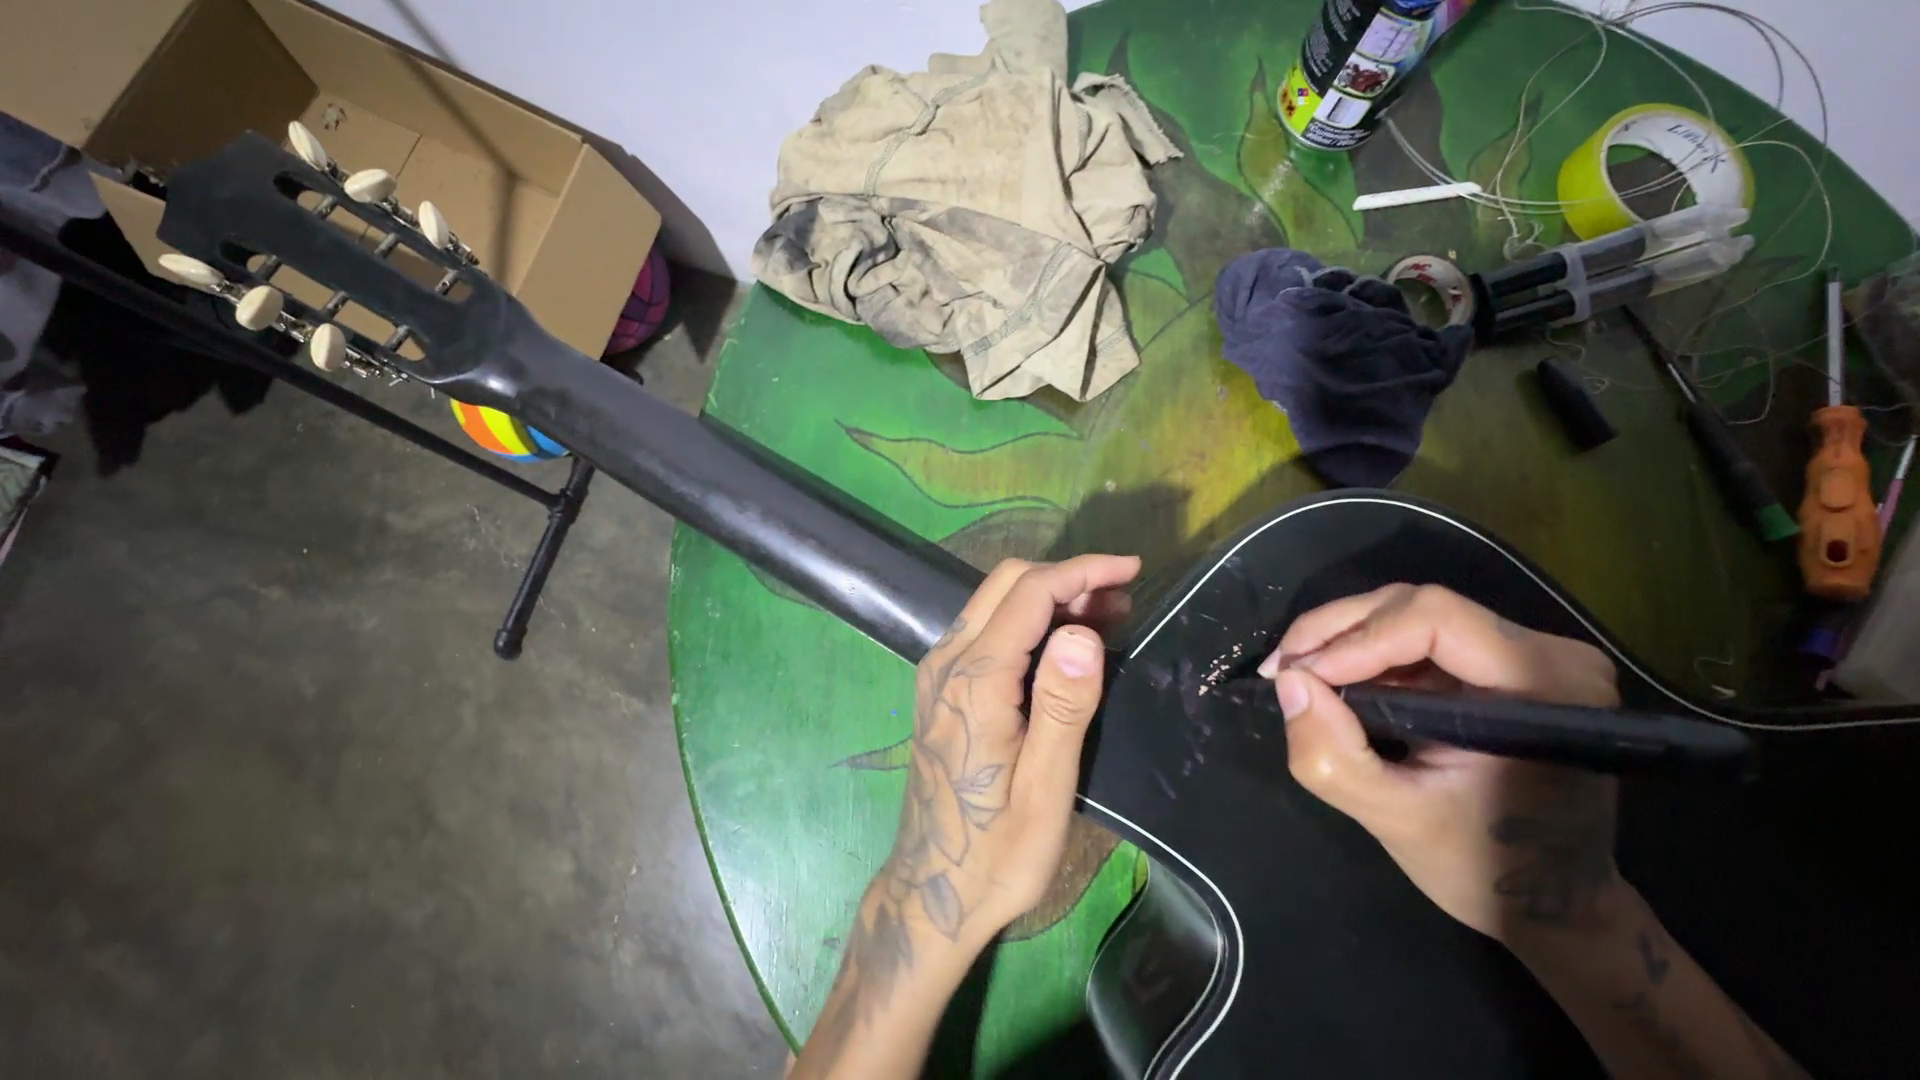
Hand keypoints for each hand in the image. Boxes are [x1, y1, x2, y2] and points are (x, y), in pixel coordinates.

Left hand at [881, 554, 1139, 950]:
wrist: (933, 892)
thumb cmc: (999, 851)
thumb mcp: (1045, 787)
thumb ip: (1062, 705)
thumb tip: (1083, 632)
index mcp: (974, 682)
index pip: (1029, 593)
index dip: (1082, 571)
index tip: (1133, 570)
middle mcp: (947, 663)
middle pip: (1006, 584)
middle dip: (1067, 577)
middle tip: (1123, 598)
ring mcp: (938, 675)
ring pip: (994, 603)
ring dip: (1049, 596)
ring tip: (1108, 615)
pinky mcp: (942, 690)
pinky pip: (986, 630)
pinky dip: (1029, 620)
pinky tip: (1065, 643)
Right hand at [1259, 583, 1625, 944]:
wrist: (1552, 903)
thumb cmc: (1485, 868)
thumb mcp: (1397, 821)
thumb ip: (1334, 757)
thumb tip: (1290, 684)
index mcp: (1544, 686)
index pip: (1434, 619)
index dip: (1358, 640)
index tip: (1301, 678)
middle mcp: (1549, 654)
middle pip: (1418, 606)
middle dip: (1338, 631)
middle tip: (1282, 668)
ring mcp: (1529, 656)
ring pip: (1413, 613)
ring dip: (1344, 638)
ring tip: (1297, 673)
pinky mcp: (1503, 666)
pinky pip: (1420, 636)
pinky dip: (1365, 652)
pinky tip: (1330, 677)